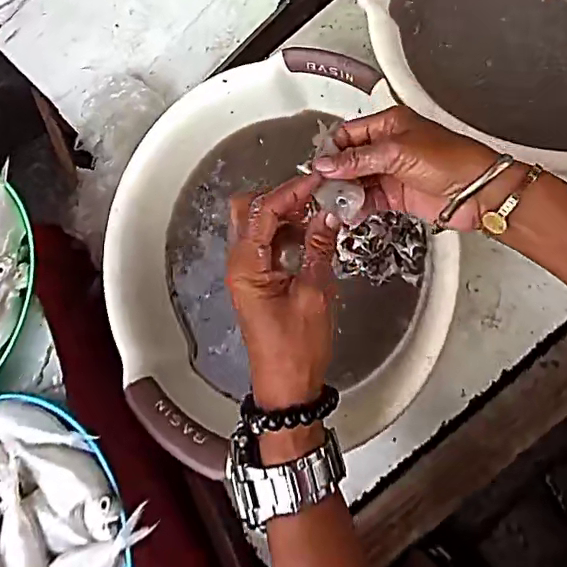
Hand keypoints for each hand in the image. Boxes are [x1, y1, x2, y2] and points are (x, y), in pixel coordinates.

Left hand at [226, 173, 335, 409]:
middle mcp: (239, 262)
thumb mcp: (315, 294)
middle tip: (315, 195)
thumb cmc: (295, 349)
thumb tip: (326, 216)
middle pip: (250, 210)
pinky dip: (285, 231)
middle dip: (282, 197)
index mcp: (246, 264)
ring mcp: (246, 269)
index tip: (314, 181)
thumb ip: (318, 249)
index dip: (290, 192)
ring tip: (317, 212)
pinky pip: (266, 241)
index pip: (263, 212)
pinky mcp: (257, 277)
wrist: (287, 386)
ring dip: (285, 214)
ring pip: (258, 224)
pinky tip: (310, 234)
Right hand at [312, 107, 500, 231]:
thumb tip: (327, 163)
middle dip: (334, 173)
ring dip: (344, 192)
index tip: (319, 165)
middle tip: (322, 186)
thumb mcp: (397, 152)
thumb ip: (358, 159)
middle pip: (349, 159)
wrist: (482, 194)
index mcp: (388, 125)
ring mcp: (391, 172)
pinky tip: (349, 212)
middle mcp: (387, 147)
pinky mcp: (397, 195)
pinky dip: (356, 207)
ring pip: (356, 181)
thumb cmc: (454, 161)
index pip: (348, 134)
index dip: (332, 149)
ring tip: (333, 202)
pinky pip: (368, 199)